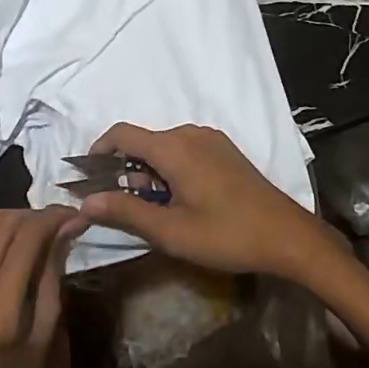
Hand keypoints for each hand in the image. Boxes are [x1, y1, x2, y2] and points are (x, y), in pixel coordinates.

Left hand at [0, 206, 84, 367]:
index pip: (27, 235)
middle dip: (38, 213)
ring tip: (46, 232)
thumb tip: (69, 228)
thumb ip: (52, 275)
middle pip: (5, 221)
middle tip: (64, 222)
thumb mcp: (44, 334)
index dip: (55, 216)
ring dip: (21, 219)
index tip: (78, 215)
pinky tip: (22, 248)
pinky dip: (5, 235)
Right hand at [78, 123, 343, 280]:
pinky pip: (185, 152)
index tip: (84, 180)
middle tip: (117, 209)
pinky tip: (176, 202)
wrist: (284, 234)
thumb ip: (126, 212)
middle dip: (123, 170)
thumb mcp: (170, 231)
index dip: (97, 152)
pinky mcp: (224, 150)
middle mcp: (191, 134)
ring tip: (149, 212)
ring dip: (148, 173)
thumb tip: (86, 201)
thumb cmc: (225, 234)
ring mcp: (211, 140)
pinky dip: (169, 171)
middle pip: (143, 142)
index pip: (123, 134)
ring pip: (164, 148)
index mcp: (175, 147)